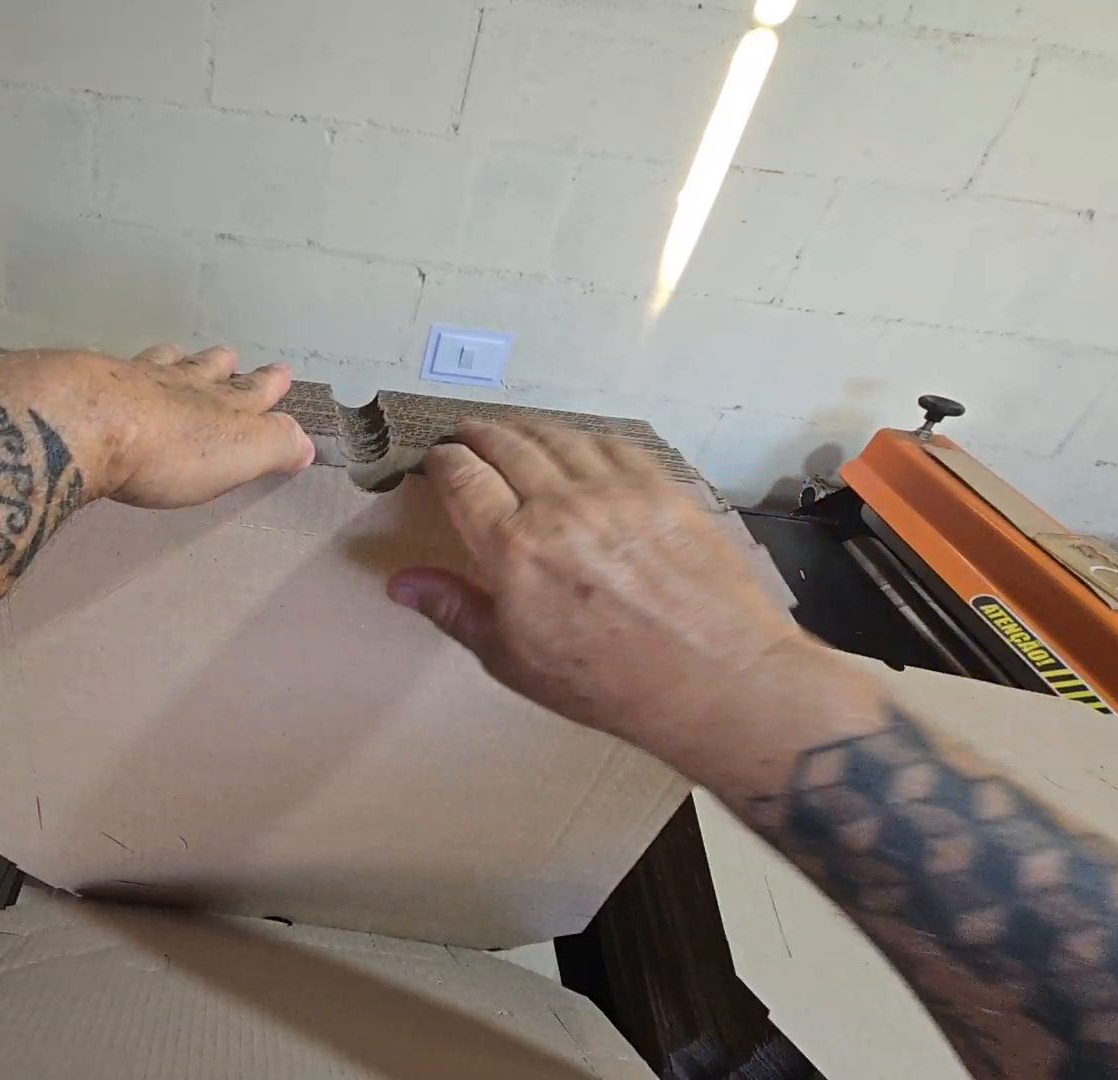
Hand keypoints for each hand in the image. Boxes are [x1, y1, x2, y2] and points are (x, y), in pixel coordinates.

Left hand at [0, 344, 316, 508]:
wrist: (86, 423)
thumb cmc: (168, 450)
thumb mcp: (240, 453)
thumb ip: (275, 445)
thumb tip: (307, 442)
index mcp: (216, 405)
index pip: (252, 394)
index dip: (269, 387)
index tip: (282, 372)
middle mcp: (177, 385)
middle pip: (204, 369)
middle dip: (222, 365)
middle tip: (230, 353)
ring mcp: (130, 381)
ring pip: (159, 363)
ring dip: (174, 359)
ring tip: (177, 351)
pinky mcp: (86, 387)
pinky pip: (111, 371)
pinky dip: (121, 370)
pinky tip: (110, 370)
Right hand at [386, 419, 854, 778]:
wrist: (719, 680)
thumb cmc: (605, 680)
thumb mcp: (511, 658)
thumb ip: (454, 609)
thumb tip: (398, 583)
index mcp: (512, 546)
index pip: (463, 477)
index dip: (444, 460)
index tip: (437, 458)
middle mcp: (559, 505)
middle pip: (505, 445)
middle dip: (477, 434)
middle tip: (466, 432)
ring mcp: (615, 491)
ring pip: (556, 436)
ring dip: (524, 427)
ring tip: (511, 429)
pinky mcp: (662, 489)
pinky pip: (611, 444)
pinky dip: (581, 437)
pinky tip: (575, 444)